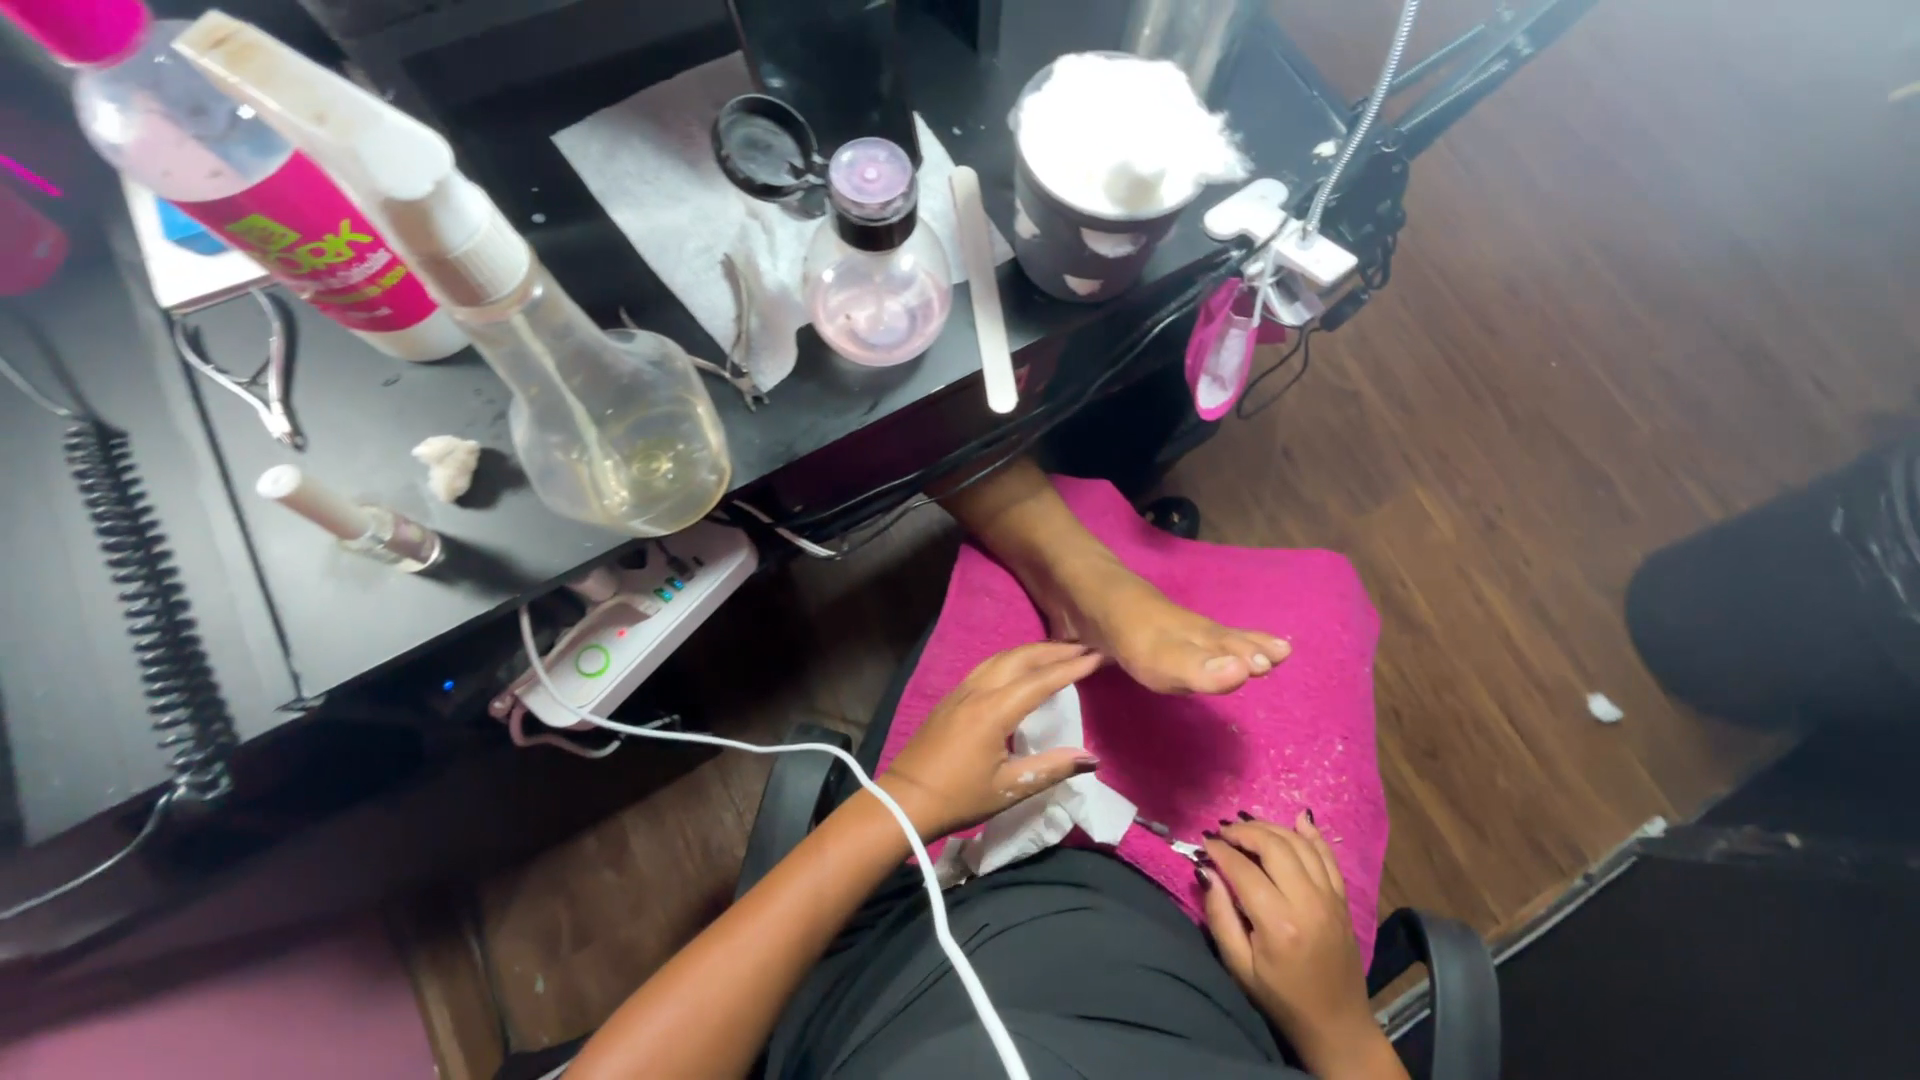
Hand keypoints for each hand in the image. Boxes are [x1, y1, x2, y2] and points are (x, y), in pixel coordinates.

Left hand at [878, 641, 1103, 839]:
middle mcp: (978, 691)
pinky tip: (1021, 667)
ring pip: (1002, 658)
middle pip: (1021, 658)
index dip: (1072, 668)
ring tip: (1059, 651)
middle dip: (1055, 651)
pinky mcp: (951, 697)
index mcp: (994, 711)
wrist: (904, 800)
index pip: (1041, 681)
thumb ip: (1052, 768)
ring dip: (1033, 651)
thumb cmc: (958, 798)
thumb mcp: (1009, 788)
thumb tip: (1091, 758)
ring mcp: (961, 691)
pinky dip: (1012, 659)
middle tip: (1085, 648)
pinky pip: (987, 666)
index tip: (1098, 657)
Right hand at [1200, 813, 1402, 1078]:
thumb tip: (1206, 871)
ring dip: (1271, 828)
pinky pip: (1328, 856)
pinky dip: (1312, 834)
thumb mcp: (1239, 966)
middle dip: (1244, 831)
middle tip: (1223, 831)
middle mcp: (1308, 902)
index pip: (1243, 868)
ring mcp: (1330, 898)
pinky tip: (1297, 819)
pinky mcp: (1342, 899)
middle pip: (1274, 846)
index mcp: (1279, 922)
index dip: (1220, 850)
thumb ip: (1220, 916)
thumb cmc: (1281, 998)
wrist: (1337, 1024)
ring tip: (1247, 826)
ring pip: (1299, 844)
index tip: (1204, 843)